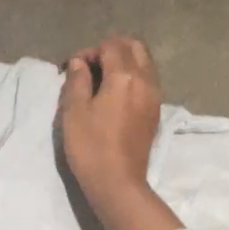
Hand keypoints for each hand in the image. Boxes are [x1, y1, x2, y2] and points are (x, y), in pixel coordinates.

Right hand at [60, 37, 161, 209]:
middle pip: (134, 46)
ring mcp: (155, 96)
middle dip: (112, 49)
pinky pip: (148, 81)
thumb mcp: (74, 112)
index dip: (89, 51)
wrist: (118, 183)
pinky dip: (133, 78)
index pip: (110, 46)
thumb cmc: (91, 148)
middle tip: (91, 67)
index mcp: (125, 76)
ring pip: (145, 62)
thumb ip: (77, 81)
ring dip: (125, 62)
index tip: (73, 69)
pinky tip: (116, 96)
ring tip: (103, 81)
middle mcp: (146, 80)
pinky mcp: (155, 112)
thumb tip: (79, 64)